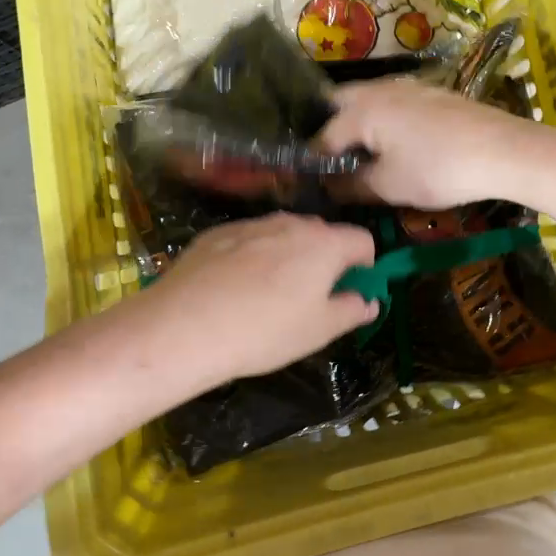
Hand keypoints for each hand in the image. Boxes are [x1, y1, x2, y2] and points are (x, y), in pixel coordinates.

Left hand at [145, 214, 378, 382]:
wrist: (185, 324)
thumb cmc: (265, 331)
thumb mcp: (319, 331)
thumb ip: (352, 311)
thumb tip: (369, 300)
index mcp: (325, 244)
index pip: (363, 241)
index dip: (364, 266)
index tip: (349, 293)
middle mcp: (291, 223)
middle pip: (323, 234)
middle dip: (325, 260)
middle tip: (310, 299)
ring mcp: (252, 224)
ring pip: (284, 235)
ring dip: (287, 257)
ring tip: (268, 297)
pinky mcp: (217, 232)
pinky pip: (249, 240)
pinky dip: (252, 258)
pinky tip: (233, 291)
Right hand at [315, 79, 538, 209]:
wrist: (502, 151)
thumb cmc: (437, 170)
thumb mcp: (389, 186)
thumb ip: (352, 186)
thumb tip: (328, 186)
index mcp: (361, 109)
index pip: (323, 137)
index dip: (315, 163)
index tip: (312, 185)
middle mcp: (380, 89)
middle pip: (341, 104)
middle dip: (331, 130)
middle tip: (333, 163)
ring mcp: (409, 87)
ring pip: (369, 100)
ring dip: (359, 123)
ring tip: (362, 155)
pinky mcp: (433, 94)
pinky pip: (393, 103)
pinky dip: (384, 121)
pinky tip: (396, 144)